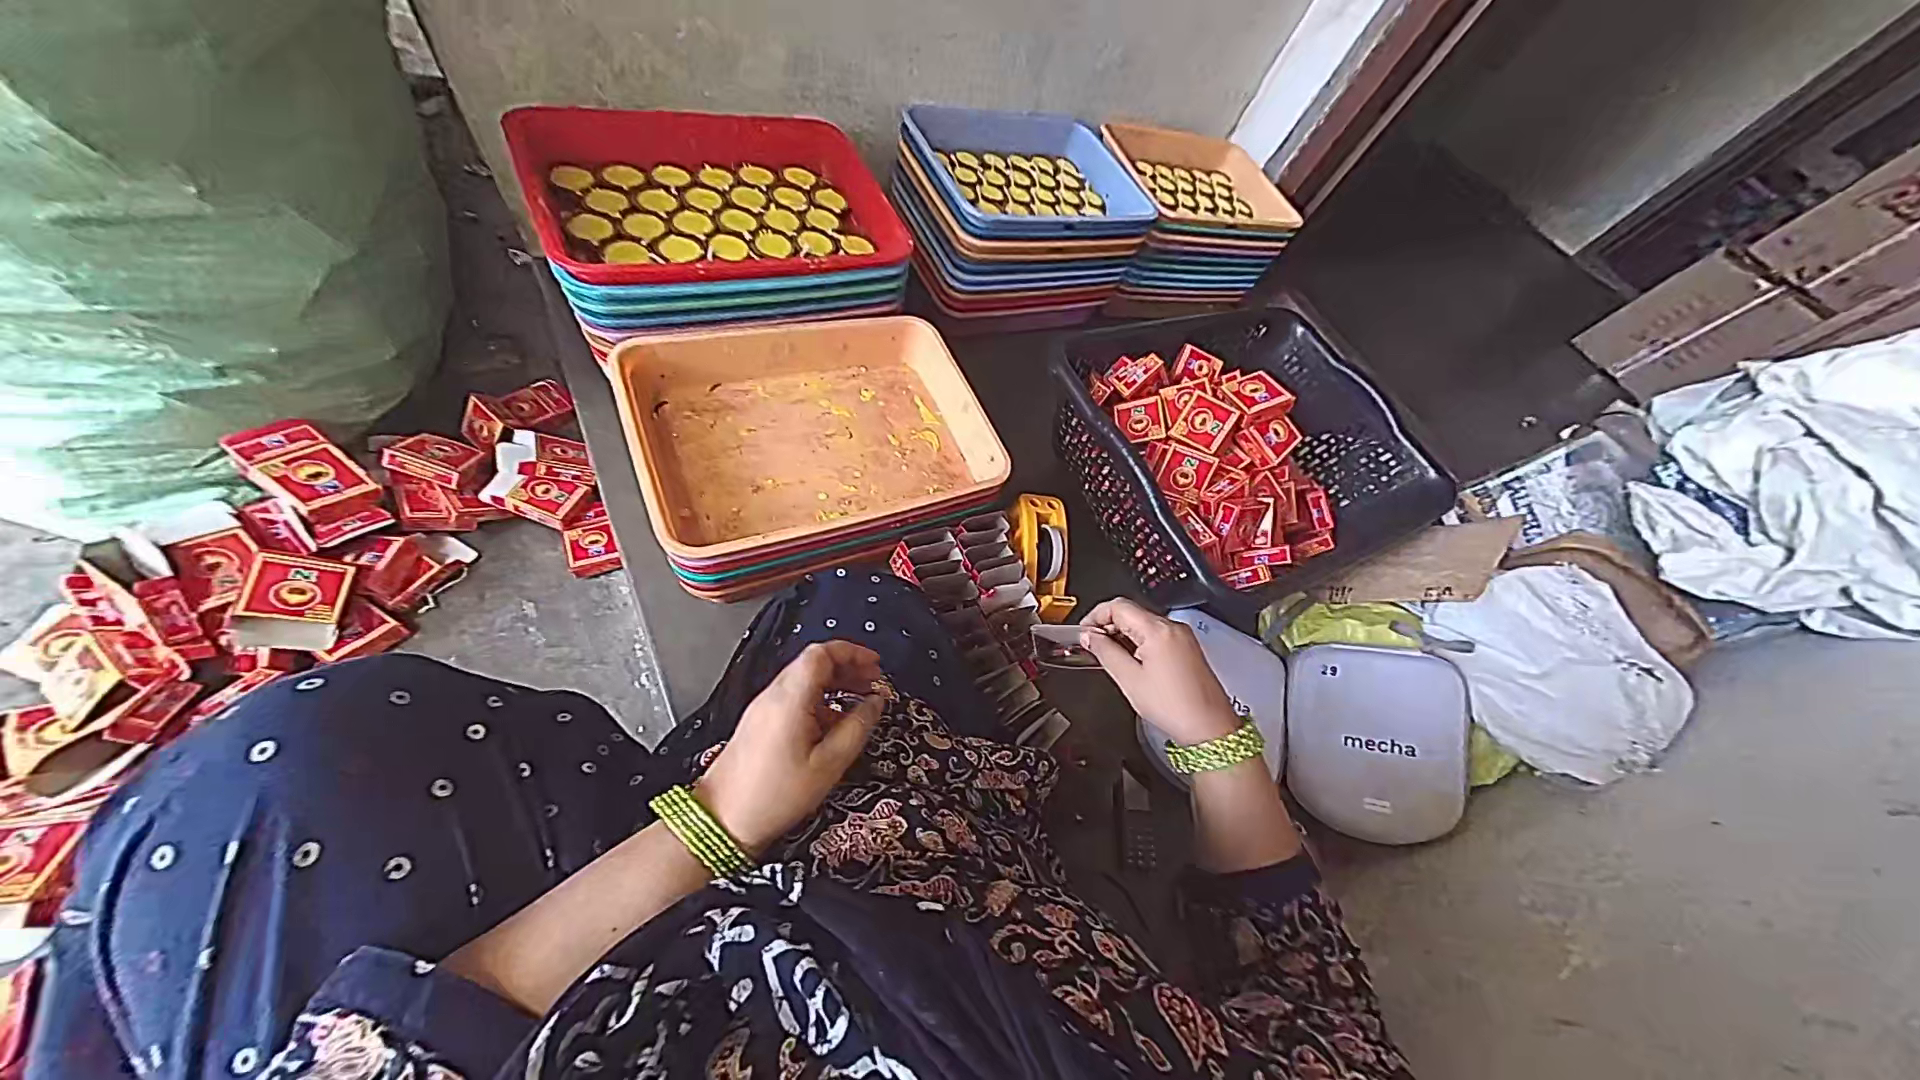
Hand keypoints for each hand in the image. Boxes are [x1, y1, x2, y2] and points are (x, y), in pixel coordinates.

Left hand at [696, 641, 884, 853]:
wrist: (722, 819)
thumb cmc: (773, 796)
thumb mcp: (830, 763)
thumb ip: (858, 727)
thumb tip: (876, 703)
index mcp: (791, 698)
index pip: (822, 653)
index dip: (852, 652)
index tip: (873, 664)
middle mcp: (774, 695)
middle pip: (814, 662)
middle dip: (848, 666)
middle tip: (872, 679)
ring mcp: (764, 708)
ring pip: (805, 679)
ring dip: (835, 682)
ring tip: (858, 698)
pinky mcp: (760, 722)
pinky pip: (795, 697)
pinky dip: (819, 699)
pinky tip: (834, 722)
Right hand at [1080, 598, 1239, 745]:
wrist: (1209, 727)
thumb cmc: (1176, 707)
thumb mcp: (1129, 679)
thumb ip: (1105, 652)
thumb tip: (1090, 637)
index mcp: (1158, 630)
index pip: (1118, 606)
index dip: (1095, 616)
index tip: (1084, 631)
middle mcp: (1173, 627)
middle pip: (1130, 612)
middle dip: (1107, 625)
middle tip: (1093, 645)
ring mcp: (1182, 636)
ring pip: (1142, 623)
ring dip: (1122, 634)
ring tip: (1111, 657)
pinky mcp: (1186, 647)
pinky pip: (1156, 634)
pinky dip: (1138, 642)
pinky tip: (1131, 662)